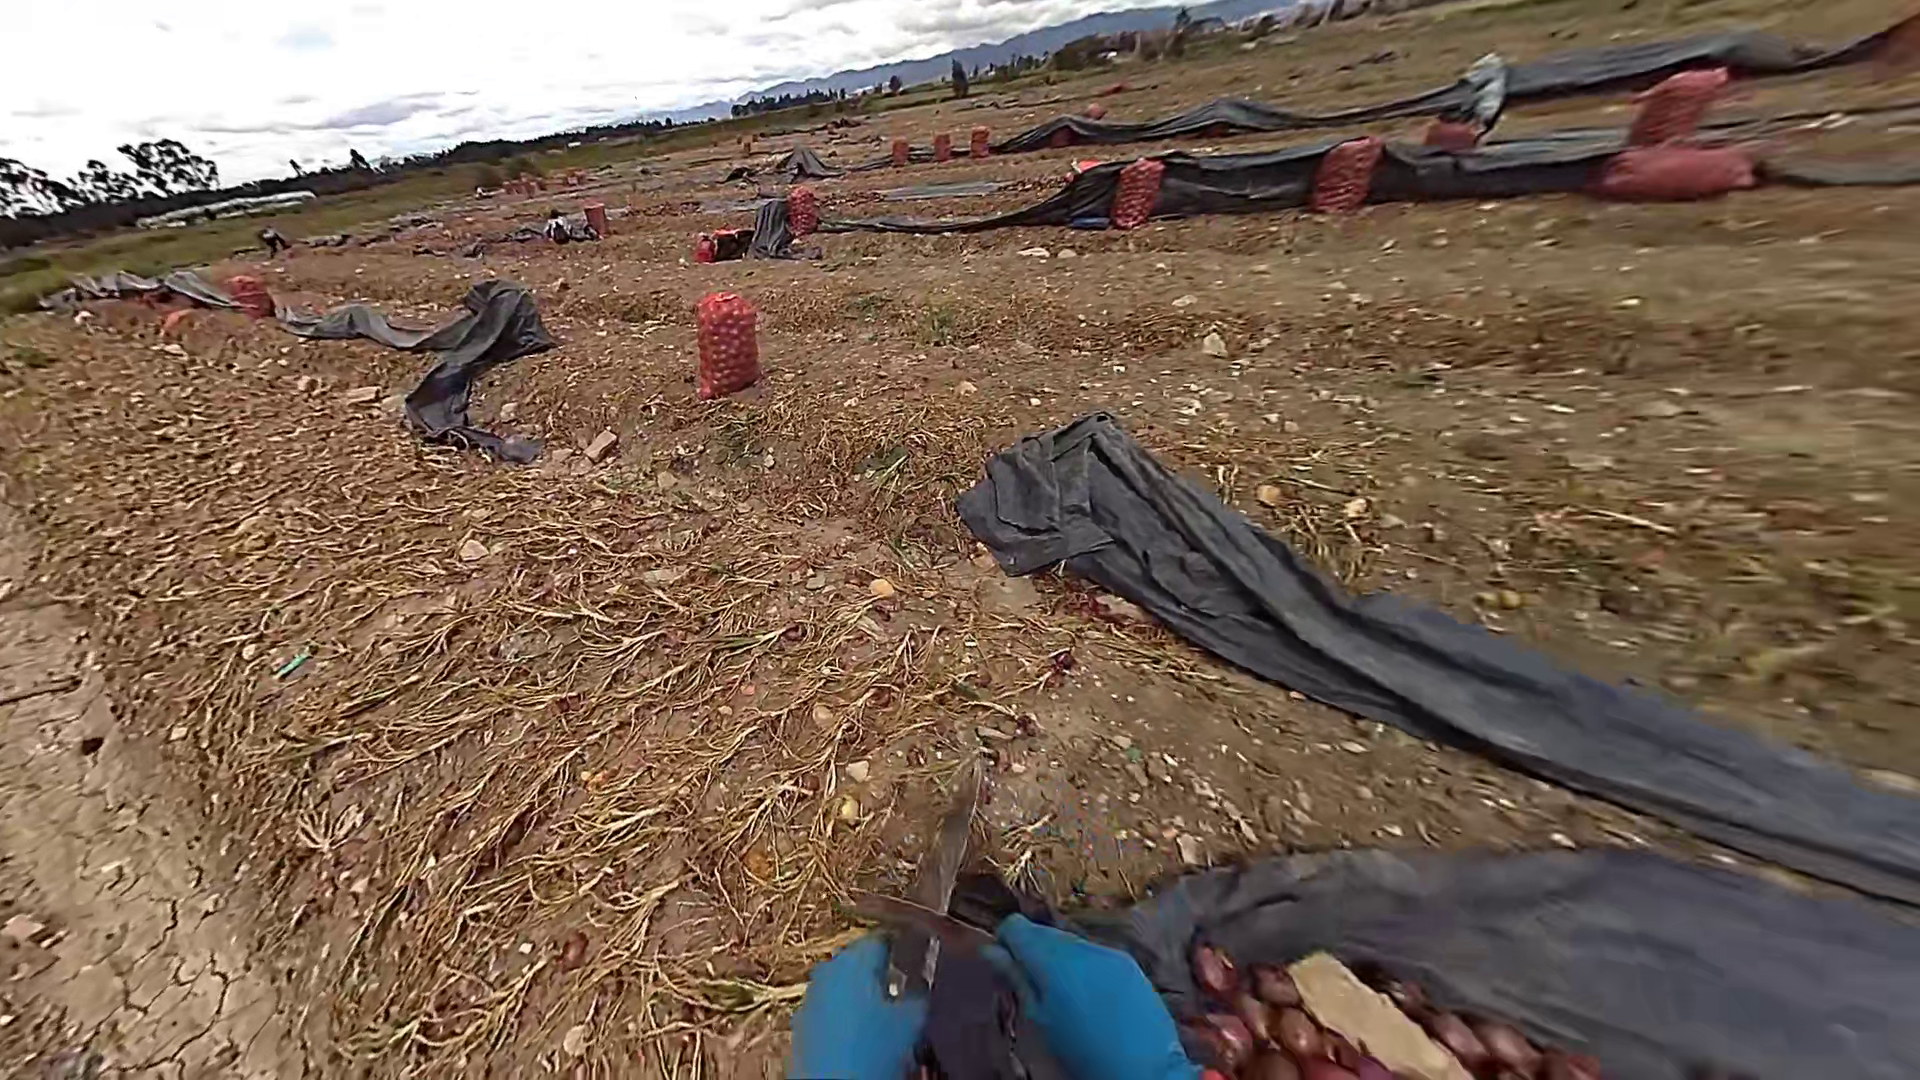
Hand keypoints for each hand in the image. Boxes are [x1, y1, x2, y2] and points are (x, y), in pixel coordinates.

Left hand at [789, 936, 927, 1079]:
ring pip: (844, 983)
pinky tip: (857, 1035)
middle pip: (862, 959)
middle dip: (880, 973)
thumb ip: (919, 994)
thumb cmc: (868, 1053)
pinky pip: (830, 1006)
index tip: (913, 963)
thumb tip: (921, 989)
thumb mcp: (910, 1021)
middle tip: (899, 993)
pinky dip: (843, 1014)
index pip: (883, 938)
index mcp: (856, 956)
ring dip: (861, 994)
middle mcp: (831, 967)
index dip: (901, 950)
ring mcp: (813, 994)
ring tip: (880, 1017)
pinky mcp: (803, 1021)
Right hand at [985, 915, 1200, 1079]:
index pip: (1015, 925)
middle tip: (1036, 989)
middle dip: (1033, 951)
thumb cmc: (1083, 1057)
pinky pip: (1094, 952)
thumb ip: (1016, 980)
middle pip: (1042, 931)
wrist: (1148, 1074)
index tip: (1008, 968)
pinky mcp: (1126, 960)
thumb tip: (989, 949)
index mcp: (1049, 959)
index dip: (1007, 943)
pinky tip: (1092, 997)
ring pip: (1068, 940)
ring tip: (1066, 997)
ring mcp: (1104, 949)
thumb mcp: (1041, 1024)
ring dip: (1059, 958)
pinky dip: (1084, 966)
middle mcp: (1076, 944)